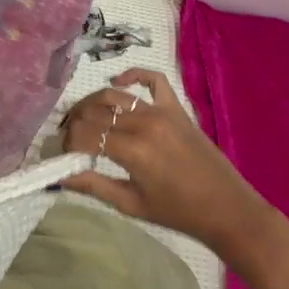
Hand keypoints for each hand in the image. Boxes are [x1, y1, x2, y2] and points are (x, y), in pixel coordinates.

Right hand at [58, 69, 284, 267]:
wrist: (228, 210)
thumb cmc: (179, 213)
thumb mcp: (132, 204)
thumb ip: (94, 186)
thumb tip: (59, 177)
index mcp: (133, 151)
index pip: (84, 134)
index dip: (68, 142)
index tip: (65, 155)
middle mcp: (144, 124)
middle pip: (94, 111)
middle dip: (75, 124)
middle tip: (71, 140)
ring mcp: (162, 112)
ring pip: (114, 95)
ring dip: (92, 104)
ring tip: (84, 119)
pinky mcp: (177, 109)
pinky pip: (153, 80)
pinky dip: (132, 75)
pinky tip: (118, 82)